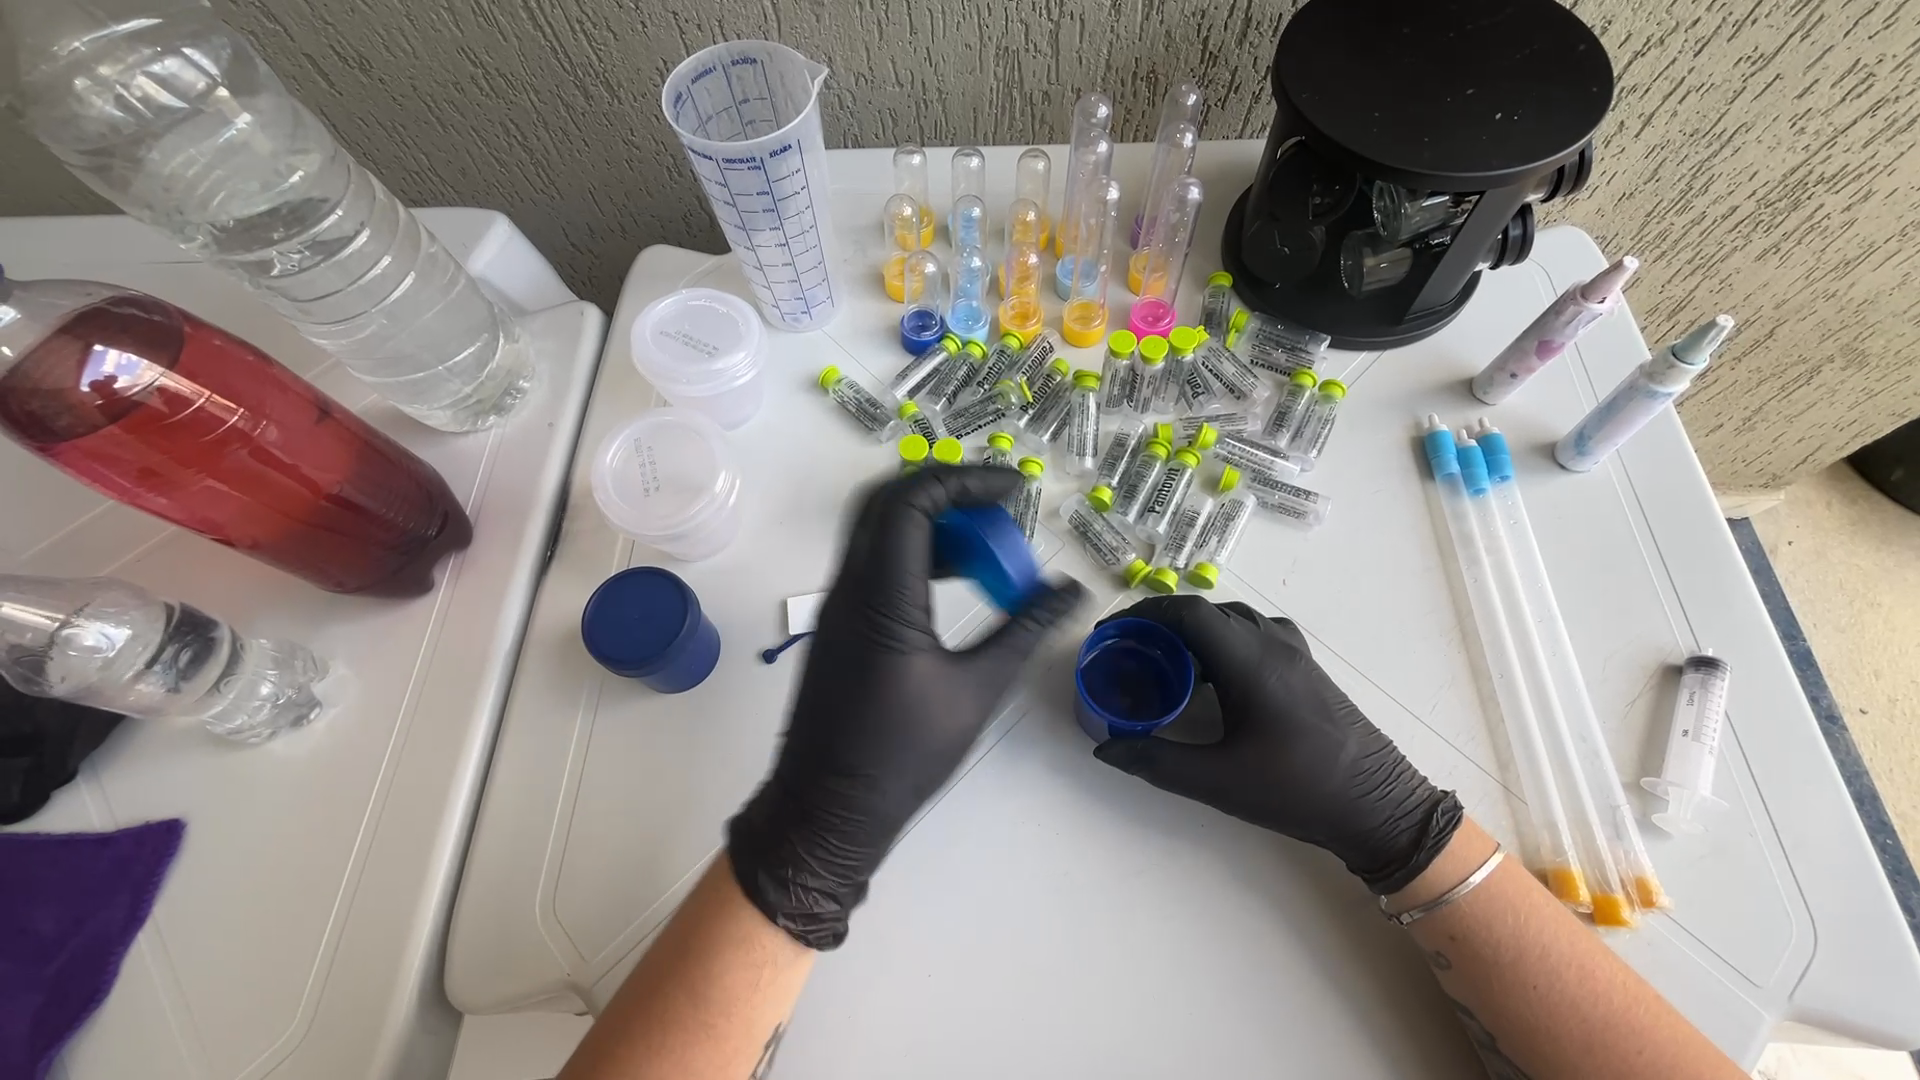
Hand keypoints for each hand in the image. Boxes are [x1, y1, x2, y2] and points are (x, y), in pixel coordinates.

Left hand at [728, 467, 1084, 948]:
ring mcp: (837, 603)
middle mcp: (850, 585)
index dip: (966, 482)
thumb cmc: (904, 755)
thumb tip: (1070, 591)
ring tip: (984, 540)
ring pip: (877, 529)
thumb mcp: (978, 690)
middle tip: (998, 505)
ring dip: (930, 519)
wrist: (825, 808)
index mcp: (883, 596)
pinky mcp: (838, 622)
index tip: (1016, 490)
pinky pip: (874, 561)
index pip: (913, 502)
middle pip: (888, 501)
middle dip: (947, 489)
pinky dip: (914, 550)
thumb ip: (1024, 630)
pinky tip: (955, 577)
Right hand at [1092, 596, 1460, 893]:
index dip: (1143, 615)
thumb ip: (1155, 762)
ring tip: (1165, 662)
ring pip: (1232, 621)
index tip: (1112, 633)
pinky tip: (1213, 679)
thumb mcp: (1218, 782)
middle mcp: (1273, 643)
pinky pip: (1253, 636)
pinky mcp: (1307, 669)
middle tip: (1132, 650)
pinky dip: (1221, 643)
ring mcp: (1295, 654)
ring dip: (1193, 633)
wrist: (1381, 808)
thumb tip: (1105, 749)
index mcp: (1251, 659)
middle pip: (1207, 611)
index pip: (1187, 612)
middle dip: (1163, 624)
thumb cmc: (1298, 790)